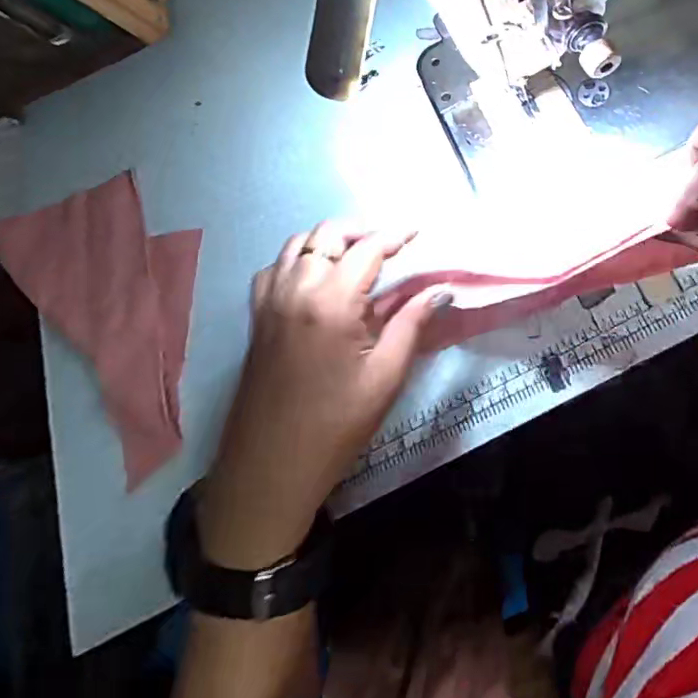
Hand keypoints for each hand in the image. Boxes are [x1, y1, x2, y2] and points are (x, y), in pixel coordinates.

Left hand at [199, 222, 448, 568]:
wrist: (271, 467)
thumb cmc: (338, 423)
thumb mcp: (387, 375)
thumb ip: (412, 323)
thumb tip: (440, 289)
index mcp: (331, 303)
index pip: (367, 249)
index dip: (396, 236)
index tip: (419, 233)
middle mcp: (295, 291)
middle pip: (326, 235)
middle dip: (362, 230)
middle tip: (392, 245)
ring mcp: (270, 302)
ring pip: (297, 245)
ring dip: (330, 241)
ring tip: (359, 257)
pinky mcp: (257, 318)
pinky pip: (276, 268)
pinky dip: (300, 259)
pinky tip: (320, 279)